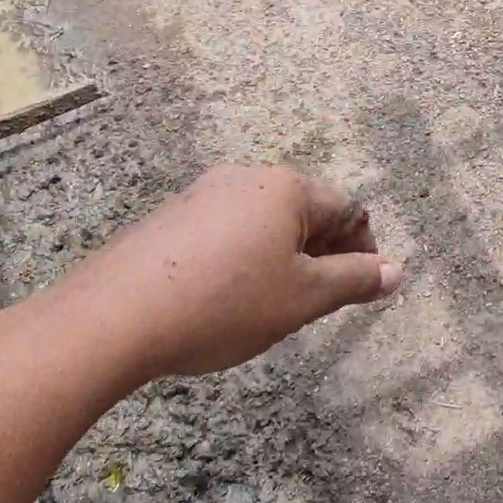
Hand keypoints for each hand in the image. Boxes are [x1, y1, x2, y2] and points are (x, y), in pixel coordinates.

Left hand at [53, 166, 403, 378]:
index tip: (362, 287)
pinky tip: (224, 297)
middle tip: (319, 299)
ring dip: (282, 256)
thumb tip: (397, 271)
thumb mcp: (303, 299)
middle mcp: (246, 178)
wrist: (105, 324)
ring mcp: (200, 195)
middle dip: (322, 252)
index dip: (364, 249)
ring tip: (272, 302)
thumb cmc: (223, 304)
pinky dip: (241, 257)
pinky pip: (224, 231)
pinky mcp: (165, 219)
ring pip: (264, 222)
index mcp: (287, 188)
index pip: (348, 210)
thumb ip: (355, 280)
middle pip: (306, 211)